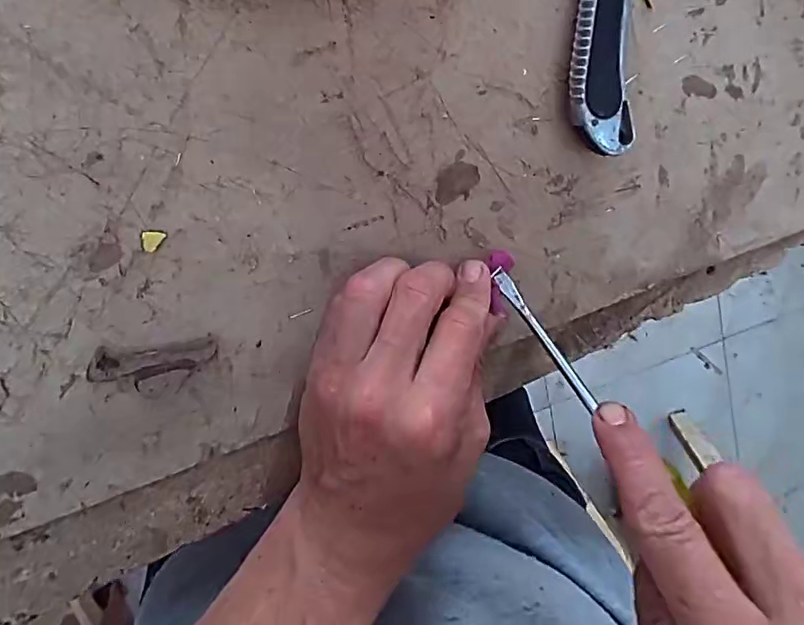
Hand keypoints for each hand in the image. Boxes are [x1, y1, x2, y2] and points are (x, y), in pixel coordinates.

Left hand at [201, 257, 499, 624]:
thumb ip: (477, 365)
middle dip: (442, 275)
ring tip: (417, 290)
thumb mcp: (472, 436)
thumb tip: (487, 307)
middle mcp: (381, 390)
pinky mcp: (316, 371)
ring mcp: (340, 378)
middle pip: (415, 292)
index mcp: (430, 415)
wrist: (346, 530)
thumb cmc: (421, 493)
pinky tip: (387, 300)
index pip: (459, 323)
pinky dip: (370, 288)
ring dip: (402, 274)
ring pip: (370, 286)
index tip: (482, 274)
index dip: (476, 289)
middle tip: (453, 283)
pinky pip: (342, 304)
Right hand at [594, 403, 803, 624]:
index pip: (673, 535)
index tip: (613, 421)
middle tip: (697, 556)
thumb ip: (669, 618)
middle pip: (728, 492)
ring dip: (752, 565)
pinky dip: (797, 602)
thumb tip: (655, 564)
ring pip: (775, 535)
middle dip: (699, 505)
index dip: (633, 468)